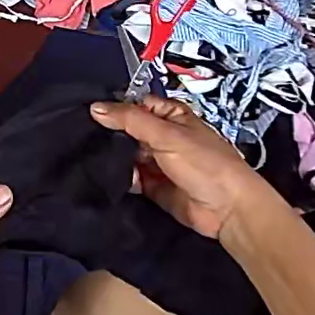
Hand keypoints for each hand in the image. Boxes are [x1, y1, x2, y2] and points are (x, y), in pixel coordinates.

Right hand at [90, 97, 286, 240]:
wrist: (227, 208)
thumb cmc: (206, 164)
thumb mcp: (165, 134)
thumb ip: (130, 120)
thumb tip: (96, 107)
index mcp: (171, 116)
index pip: (136, 106)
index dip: (116, 109)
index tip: (90, 113)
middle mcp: (164, 137)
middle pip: (129, 132)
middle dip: (112, 136)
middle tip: (87, 139)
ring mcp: (159, 162)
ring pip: (127, 156)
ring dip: (116, 159)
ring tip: (98, 160)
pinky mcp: (155, 187)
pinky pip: (132, 179)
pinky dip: (123, 179)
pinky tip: (113, 178)